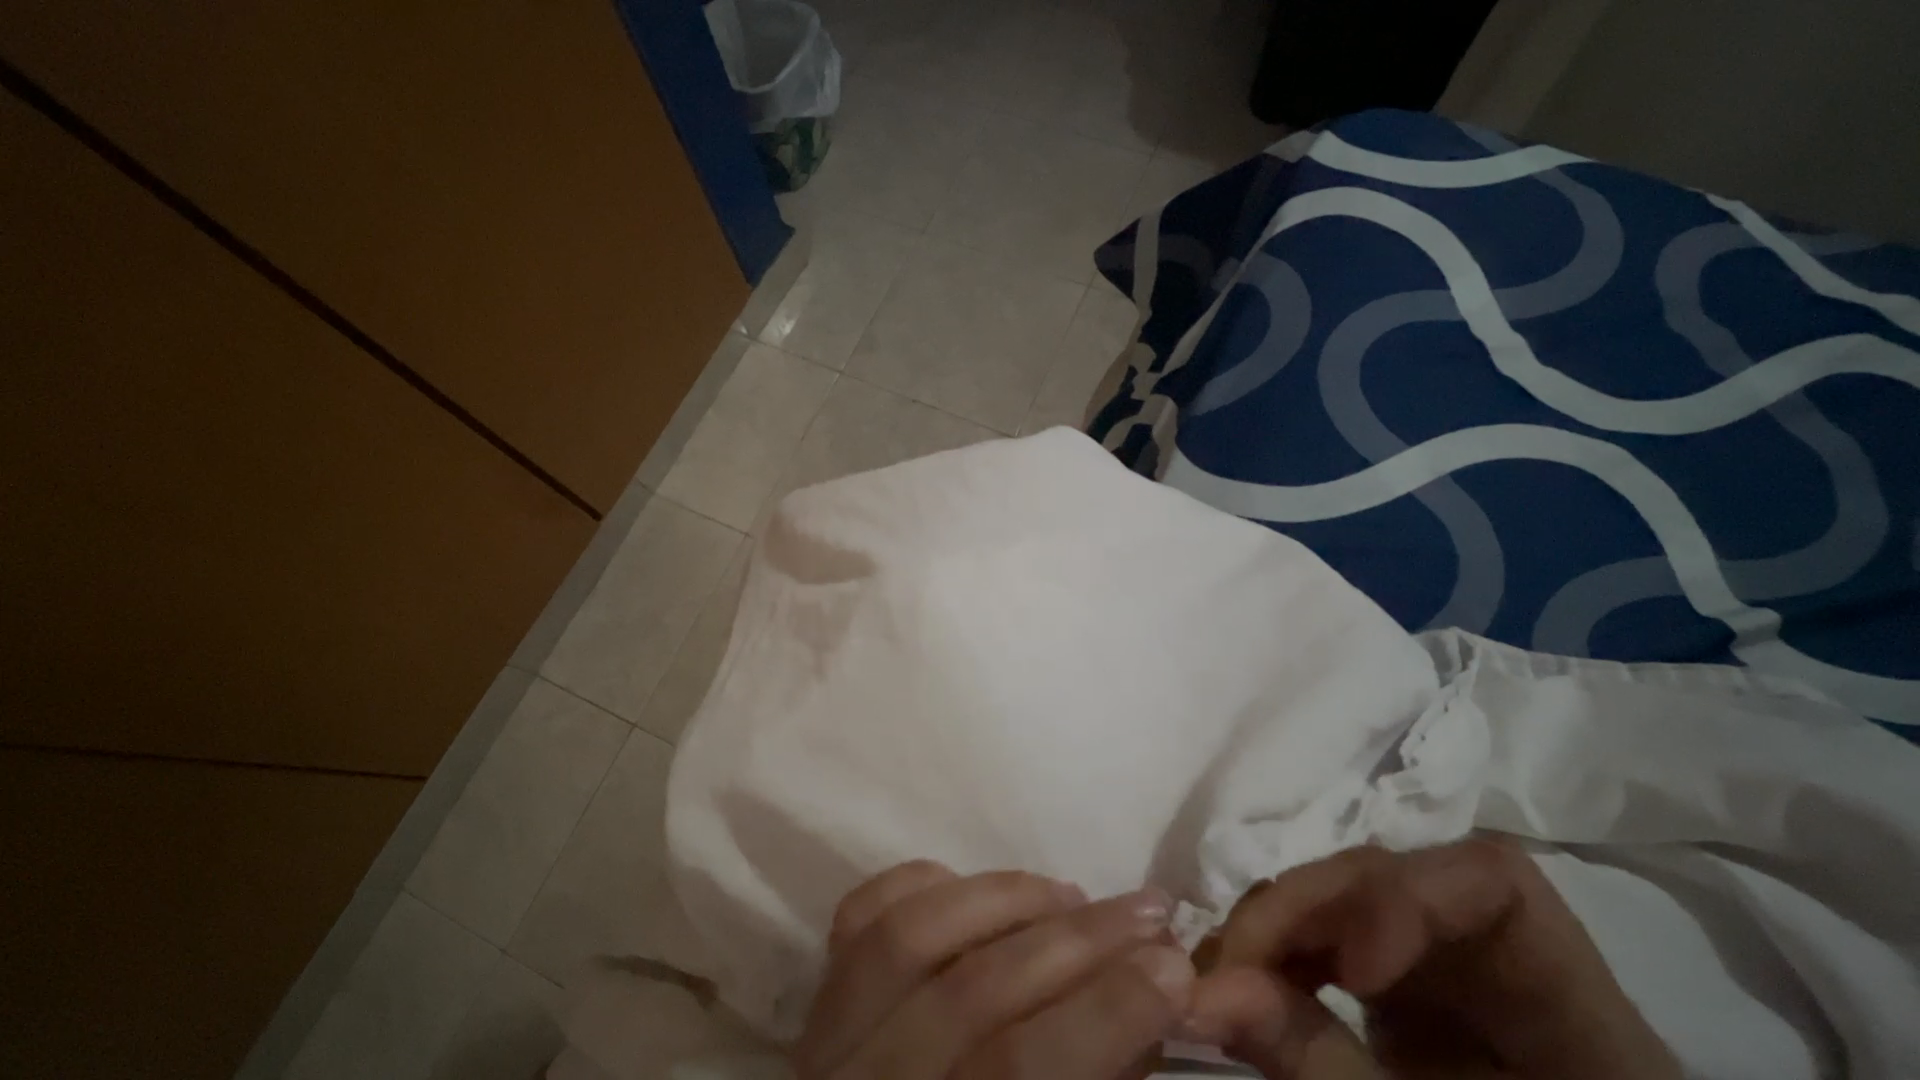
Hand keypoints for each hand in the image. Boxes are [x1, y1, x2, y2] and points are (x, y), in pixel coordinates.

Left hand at [793, 860, 1194, 1079]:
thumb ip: (1092, 1069)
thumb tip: (1153, 986)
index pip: (1022, 1065)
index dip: (1106, 1008)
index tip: (1173, 964)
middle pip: (972, 991)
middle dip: (1076, 942)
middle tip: (1148, 910)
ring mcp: (829, 1041)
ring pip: (909, 938)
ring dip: (1003, 900)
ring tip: (1069, 892)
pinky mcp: (815, 1003)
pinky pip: (859, 919)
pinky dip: (921, 885)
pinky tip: (974, 884)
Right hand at [1187, 838, 1681, 1079]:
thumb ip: (1324, 1063)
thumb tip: (1207, 990)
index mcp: (1575, 1008)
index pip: (1494, 881)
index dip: (1404, 898)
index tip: (1348, 975)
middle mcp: (1508, 963)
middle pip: (1401, 877)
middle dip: (1307, 907)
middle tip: (1232, 963)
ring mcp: (1451, 974)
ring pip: (1356, 900)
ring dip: (1282, 927)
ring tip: (1226, 976)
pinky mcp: (1407, 996)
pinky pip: (1338, 944)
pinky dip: (1286, 957)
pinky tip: (1251, 987)